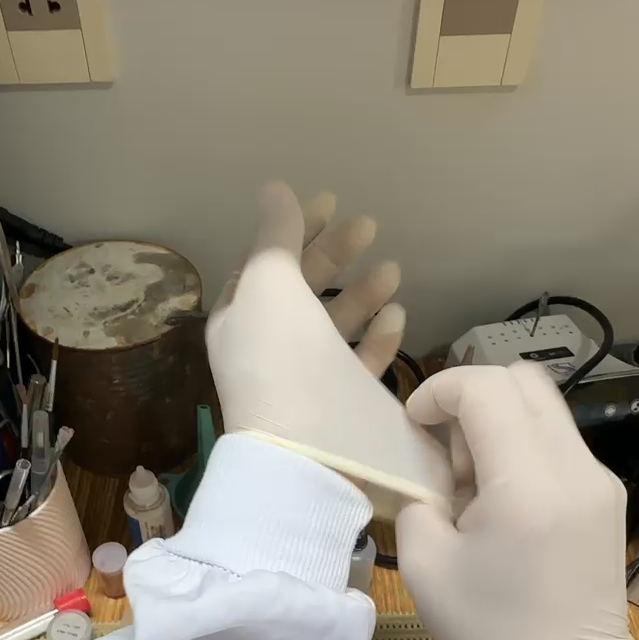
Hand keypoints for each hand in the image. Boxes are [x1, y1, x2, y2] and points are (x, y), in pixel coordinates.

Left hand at [206, 183, 450, 518]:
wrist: (307, 450)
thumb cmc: (280, 358)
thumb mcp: (268, 283)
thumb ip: (275, 234)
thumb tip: (274, 190)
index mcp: (242, 318)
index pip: (266, 264)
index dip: (295, 229)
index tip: (330, 201)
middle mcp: (271, 348)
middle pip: (304, 289)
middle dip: (334, 254)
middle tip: (369, 225)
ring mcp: (309, 377)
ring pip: (336, 324)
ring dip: (362, 293)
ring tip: (392, 270)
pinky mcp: (343, 403)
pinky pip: (360, 362)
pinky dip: (378, 337)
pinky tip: (395, 317)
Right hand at [397, 363, 638, 639]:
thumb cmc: (491, 632)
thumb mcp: (426, 566)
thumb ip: (418, 500)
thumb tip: (435, 475)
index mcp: (528, 485)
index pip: (485, 388)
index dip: (438, 391)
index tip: (414, 425)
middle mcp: (575, 468)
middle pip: (522, 378)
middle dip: (470, 398)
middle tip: (446, 453)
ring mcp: (599, 479)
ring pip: (543, 405)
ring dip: (497, 421)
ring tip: (474, 482)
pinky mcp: (607, 494)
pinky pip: (558, 438)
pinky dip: (521, 444)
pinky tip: (505, 499)